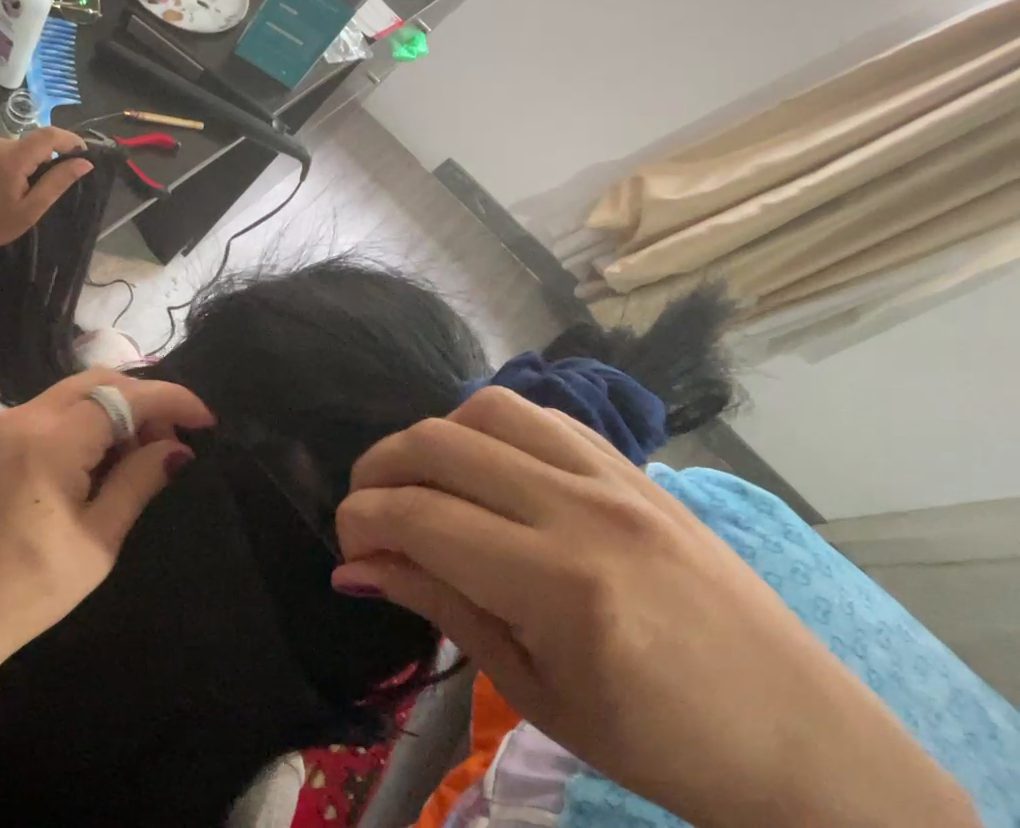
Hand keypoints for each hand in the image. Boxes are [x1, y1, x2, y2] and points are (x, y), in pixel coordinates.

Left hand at [0, 128, 93, 278]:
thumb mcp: (30, 210)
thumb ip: (57, 182)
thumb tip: (84, 163)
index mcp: (12, 157)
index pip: (49, 135)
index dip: (71, 140)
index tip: (85, 154)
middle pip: (35, 141)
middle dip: (49, 158)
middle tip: (52, 186)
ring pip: (21, 147)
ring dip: (32, 162)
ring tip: (26, 192)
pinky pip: (7, 151)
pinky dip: (17, 163)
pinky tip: (9, 187)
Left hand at [0, 368, 215, 653]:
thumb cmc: (29, 589)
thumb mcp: (97, 541)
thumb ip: (138, 483)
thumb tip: (177, 449)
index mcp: (49, 443)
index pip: (122, 397)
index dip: (170, 400)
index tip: (207, 421)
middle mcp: (22, 418)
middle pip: (97, 382)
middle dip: (144, 401)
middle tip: (176, 441)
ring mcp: (3, 426)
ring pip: (74, 393)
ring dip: (116, 409)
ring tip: (146, 452)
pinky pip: (52, 411)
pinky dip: (86, 420)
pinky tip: (105, 455)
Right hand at [330, 389, 976, 827]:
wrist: (802, 741)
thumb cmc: (657, 742)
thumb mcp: (529, 688)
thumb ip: (437, 605)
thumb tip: (353, 568)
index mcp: (558, 584)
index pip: (416, 517)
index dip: (358, 524)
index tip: (348, 553)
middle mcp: (584, 510)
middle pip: (437, 445)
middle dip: (375, 473)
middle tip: (367, 518)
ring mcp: (618, 479)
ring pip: (486, 409)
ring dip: (431, 439)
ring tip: (423, 486)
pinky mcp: (639, 470)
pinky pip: (543, 416)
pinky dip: (490, 429)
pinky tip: (485, 470)